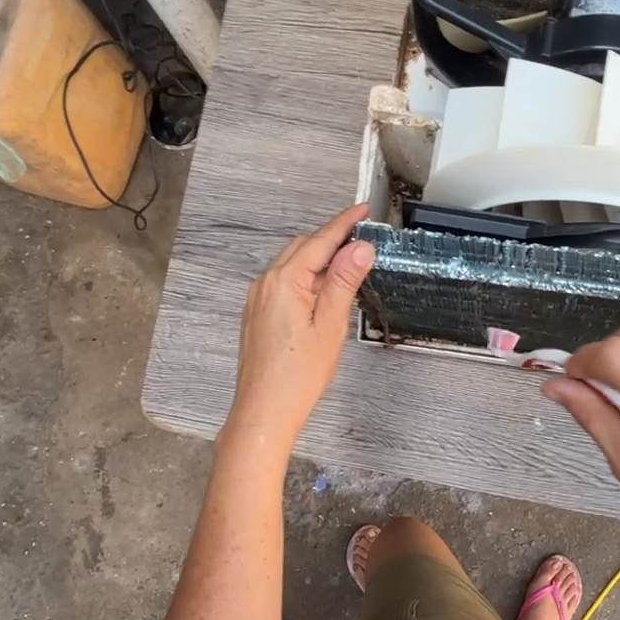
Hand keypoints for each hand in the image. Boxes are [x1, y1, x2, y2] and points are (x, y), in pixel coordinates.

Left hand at [226, 204, 375, 445]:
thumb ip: (343, 282)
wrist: (265, 410)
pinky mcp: (258, 314)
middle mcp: (266, 284)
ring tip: (348, 264)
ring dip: (319, 259)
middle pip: (304, 247)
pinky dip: (305, 277)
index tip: (362, 209)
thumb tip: (359, 248)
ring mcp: (258, 299)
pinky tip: (322, 292)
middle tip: (361, 236)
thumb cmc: (295, 377)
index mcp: (285, 282)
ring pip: (292, 264)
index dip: (344, 223)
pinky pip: (284, 283)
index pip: (320, 241)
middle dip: (332, 239)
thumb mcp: (330, 326)